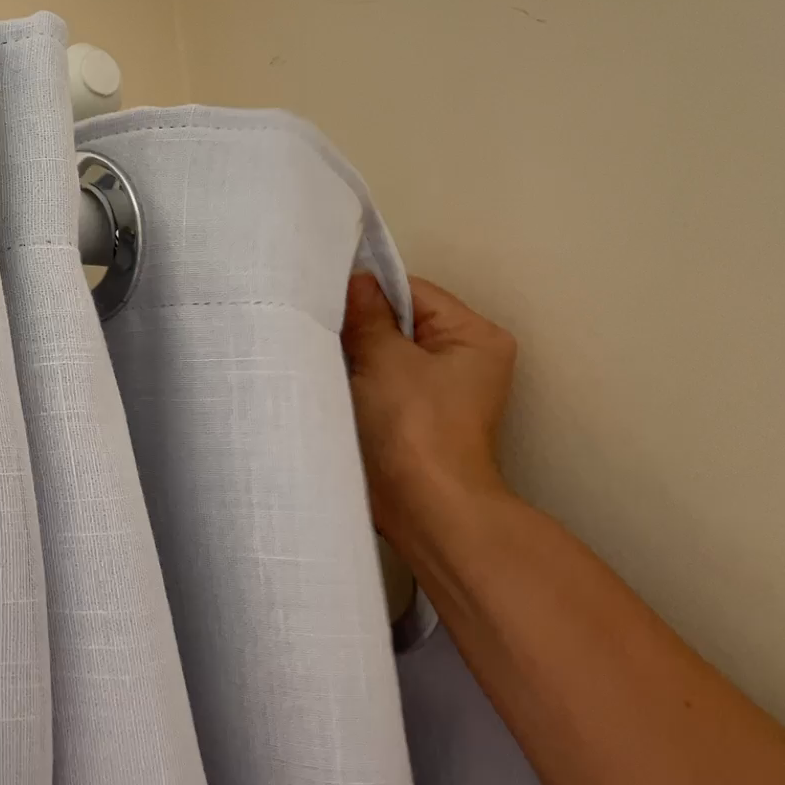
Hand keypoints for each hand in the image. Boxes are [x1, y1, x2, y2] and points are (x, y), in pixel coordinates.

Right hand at [340, 273, 517, 550]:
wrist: (423, 504)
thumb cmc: (413, 425)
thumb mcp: (385, 359)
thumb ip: (367, 315)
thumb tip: (355, 280)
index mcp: (473, 336)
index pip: (411, 292)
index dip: (366, 291)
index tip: (321, 295)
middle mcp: (461, 359)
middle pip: (397, 323)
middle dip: (356, 325)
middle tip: (311, 324)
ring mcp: (435, 392)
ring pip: (381, 355)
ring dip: (350, 356)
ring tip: (313, 353)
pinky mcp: (408, 418)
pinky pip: (375, 384)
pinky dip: (351, 382)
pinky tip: (323, 381)